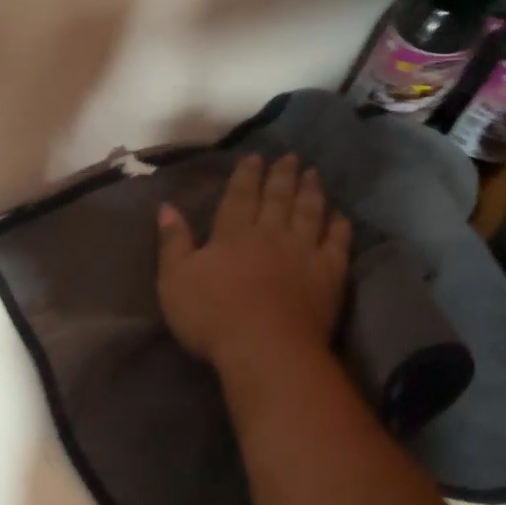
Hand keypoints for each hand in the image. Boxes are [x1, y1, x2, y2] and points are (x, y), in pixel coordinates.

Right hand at [156, 153, 352, 364]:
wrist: (263, 347)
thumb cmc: (211, 315)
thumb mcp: (174, 281)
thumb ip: (172, 243)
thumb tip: (166, 207)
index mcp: (233, 234)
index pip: (240, 196)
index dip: (247, 175)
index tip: (254, 157)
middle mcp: (272, 233)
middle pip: (279, 197)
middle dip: (283, 175)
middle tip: (290, 157)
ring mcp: (304, 251)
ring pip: (310, 211)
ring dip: (311, 190)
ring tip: (313, 173)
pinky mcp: (329, 273)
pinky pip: (337, 240)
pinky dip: (339, 224)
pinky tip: (339, 214)